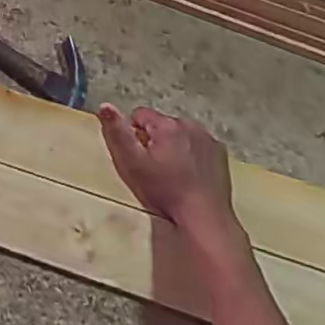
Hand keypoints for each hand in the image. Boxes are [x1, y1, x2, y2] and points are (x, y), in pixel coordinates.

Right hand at [99, 103, 237, 236]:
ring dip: (174, 145)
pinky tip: (191, 175)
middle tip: (155, 168)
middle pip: (161, 124)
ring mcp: (207, 138)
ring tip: (173, 173)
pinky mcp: (220, 153)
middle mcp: (188, 124)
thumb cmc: (165, 192)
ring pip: (180, 133)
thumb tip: (104, 105)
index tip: (138, 157)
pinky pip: (198, 144)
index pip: (139, 115)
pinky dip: (192, 153)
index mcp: (166, 125)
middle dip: (155, 140)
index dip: (134, 135)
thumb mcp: (132, 165)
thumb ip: (117, 133)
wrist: (204, 218)